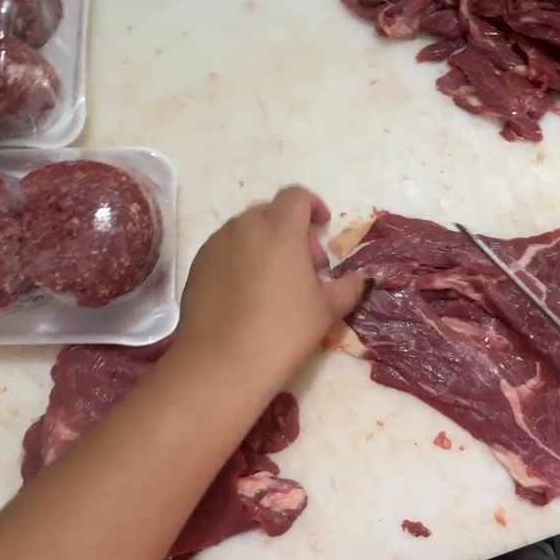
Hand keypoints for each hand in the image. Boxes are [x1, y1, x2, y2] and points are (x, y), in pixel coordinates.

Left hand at [172, 187, 366, 392]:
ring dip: (266, 244)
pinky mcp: (196, 266)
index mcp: (279, 229)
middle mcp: (244, 227)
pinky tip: (249, 294)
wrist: (221, 364)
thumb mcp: (326, 310)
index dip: (313, 205)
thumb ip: (348, 287)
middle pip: (271, 211)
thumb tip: (362, 278)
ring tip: (277, 282)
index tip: (322, 226)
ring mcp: (215, 245)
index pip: (296, 196)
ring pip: (246, 230)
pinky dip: (242, 259)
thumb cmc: (282, 331)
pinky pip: (225, 250)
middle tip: (306, 265)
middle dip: (292, 229)